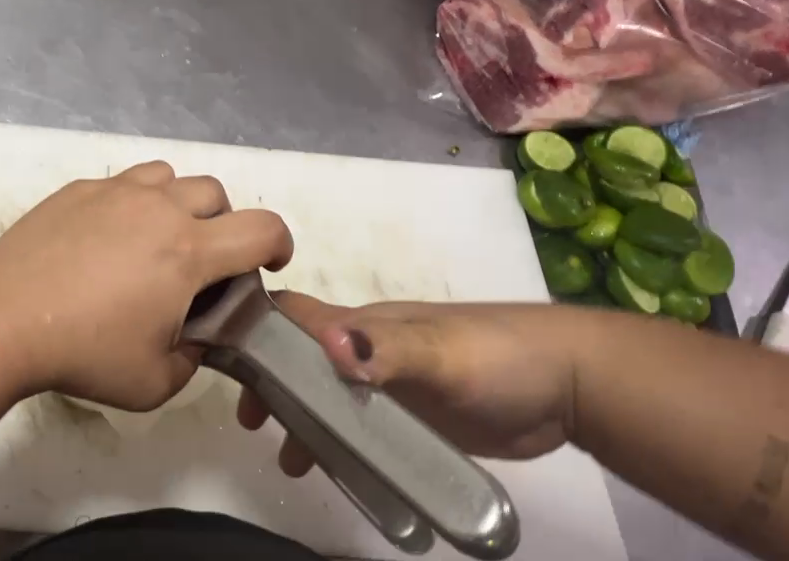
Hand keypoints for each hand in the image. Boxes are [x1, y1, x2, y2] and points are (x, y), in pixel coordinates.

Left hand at [0, 161, 293, 412]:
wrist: (1, 319)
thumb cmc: (84, 354)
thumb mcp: (157, 381)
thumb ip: (196, 355)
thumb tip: (198, 332)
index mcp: (188, 251)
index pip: (262, 228)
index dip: (279, 244)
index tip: (269, 264)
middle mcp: (158, 208)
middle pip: (215, 193)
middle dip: (224, 225)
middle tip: (202, 263)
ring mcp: (114, 191)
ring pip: (169, 177)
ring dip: (178, 204)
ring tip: (155, 243)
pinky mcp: (77, 189)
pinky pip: (122, 183)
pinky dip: (132, 204)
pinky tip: (106, 242)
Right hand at [239, 295, 600, 466]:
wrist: (566, 386)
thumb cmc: (499, 357)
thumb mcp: (443, 354)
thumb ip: (389, 349)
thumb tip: (326, 345)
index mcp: (363, 326)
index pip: (294, 315)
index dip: (255, 328)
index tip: (223, 358)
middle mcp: (367, 349)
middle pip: (300, 359)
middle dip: (270, 383)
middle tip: (252, 422)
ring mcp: (389, 384)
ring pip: (326, 395)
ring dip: (300, 418)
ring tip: (286, 456)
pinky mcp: (411, 417)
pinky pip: (359, 427)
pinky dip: (336, 442)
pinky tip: (333, 472)